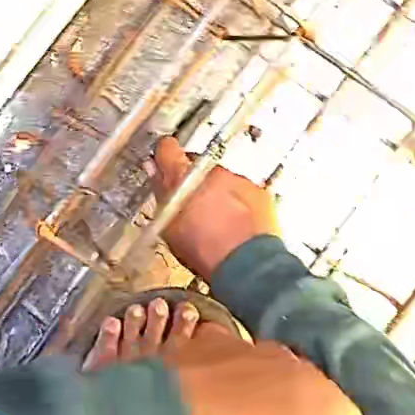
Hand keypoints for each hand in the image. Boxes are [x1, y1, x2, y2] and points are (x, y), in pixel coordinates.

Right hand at [148, 138, 277, 280]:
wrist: (248, 265)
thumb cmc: (205, 250)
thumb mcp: (170, 227)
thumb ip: (161, 194)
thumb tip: (156, 174)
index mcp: (184, 176)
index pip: (167, 149)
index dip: (165, 156)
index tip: (165, 163)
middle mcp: (211, 171)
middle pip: (196, 167)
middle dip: (193, 183)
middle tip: (192, 209)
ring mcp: (236, 179)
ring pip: (221, 180)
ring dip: (217, 194)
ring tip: (216, 223)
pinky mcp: (257, 191)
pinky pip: (242, 192)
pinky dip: (238, 204)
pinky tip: (235, 226)